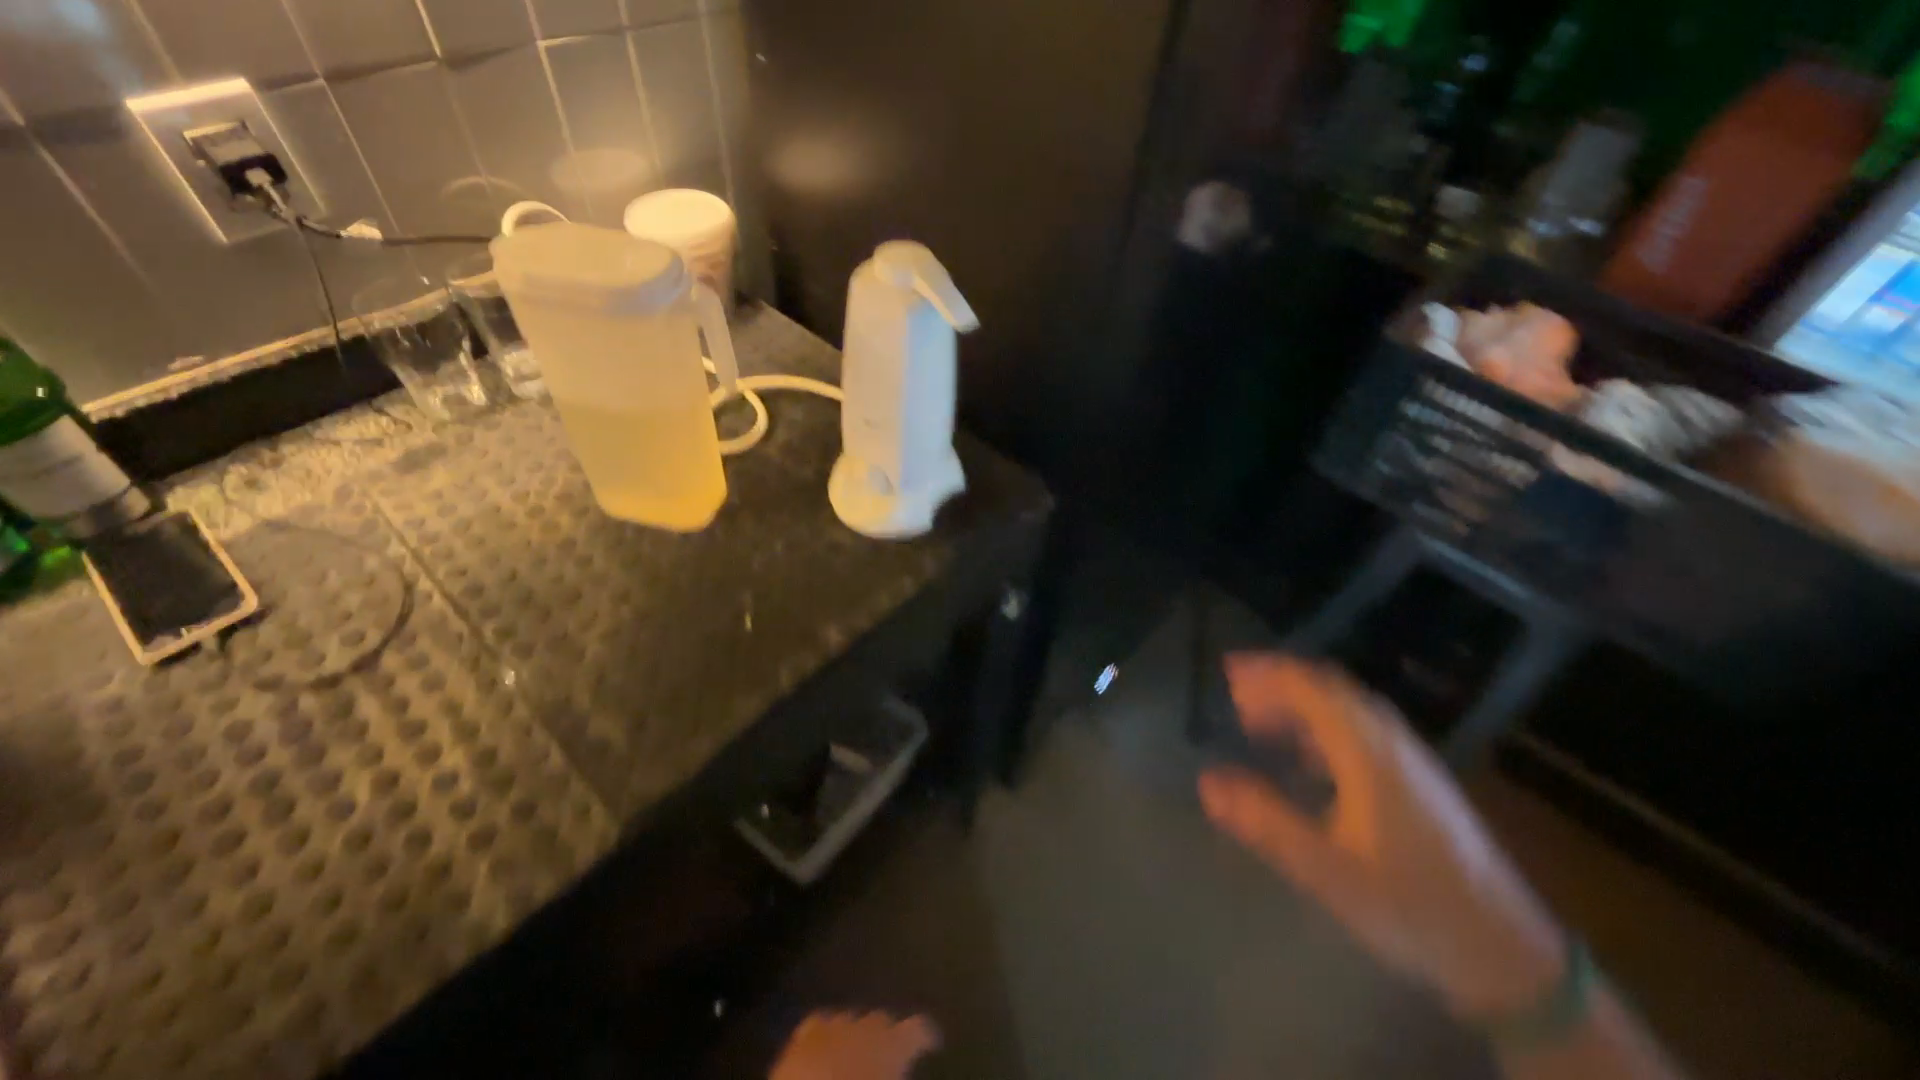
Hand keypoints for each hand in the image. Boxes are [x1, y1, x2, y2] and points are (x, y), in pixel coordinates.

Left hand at [770, 1011, 940, 1079]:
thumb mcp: (891, 1078)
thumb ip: (898, 1070)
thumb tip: (902, 1066)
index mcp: (893, 1043)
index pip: (920, 1028)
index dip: (927, 1035)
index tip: (933, 1043)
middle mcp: (866, 1025)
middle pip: (883, 1020)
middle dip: (887, 1035)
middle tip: (889, 1058)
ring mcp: (833, 1024)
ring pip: (852, 1020)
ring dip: (858, 1033)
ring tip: (858, 1052)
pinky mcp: (803, 1034)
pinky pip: (821, 1025)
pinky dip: (828, 1033)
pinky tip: (827, 1044)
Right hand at [1197, 654, 1565, 1017]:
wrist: (1503, 950)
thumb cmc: (1408, 905)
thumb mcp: (1325, 869)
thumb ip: (1265, 820)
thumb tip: (1208, 781)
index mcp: (1369, 753)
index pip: (1314, 689)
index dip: (1269, 673)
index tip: (1228, 669)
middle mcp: (1394, 746)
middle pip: (1333, 693)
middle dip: (1282, 686)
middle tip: (1237, 696)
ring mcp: (1414, 765)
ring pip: (1352, 713)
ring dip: (1304, 707)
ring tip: (1261, 724)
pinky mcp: (1423, 787)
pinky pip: (1365, 735)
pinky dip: (1327, 729)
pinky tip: (1310, 761)